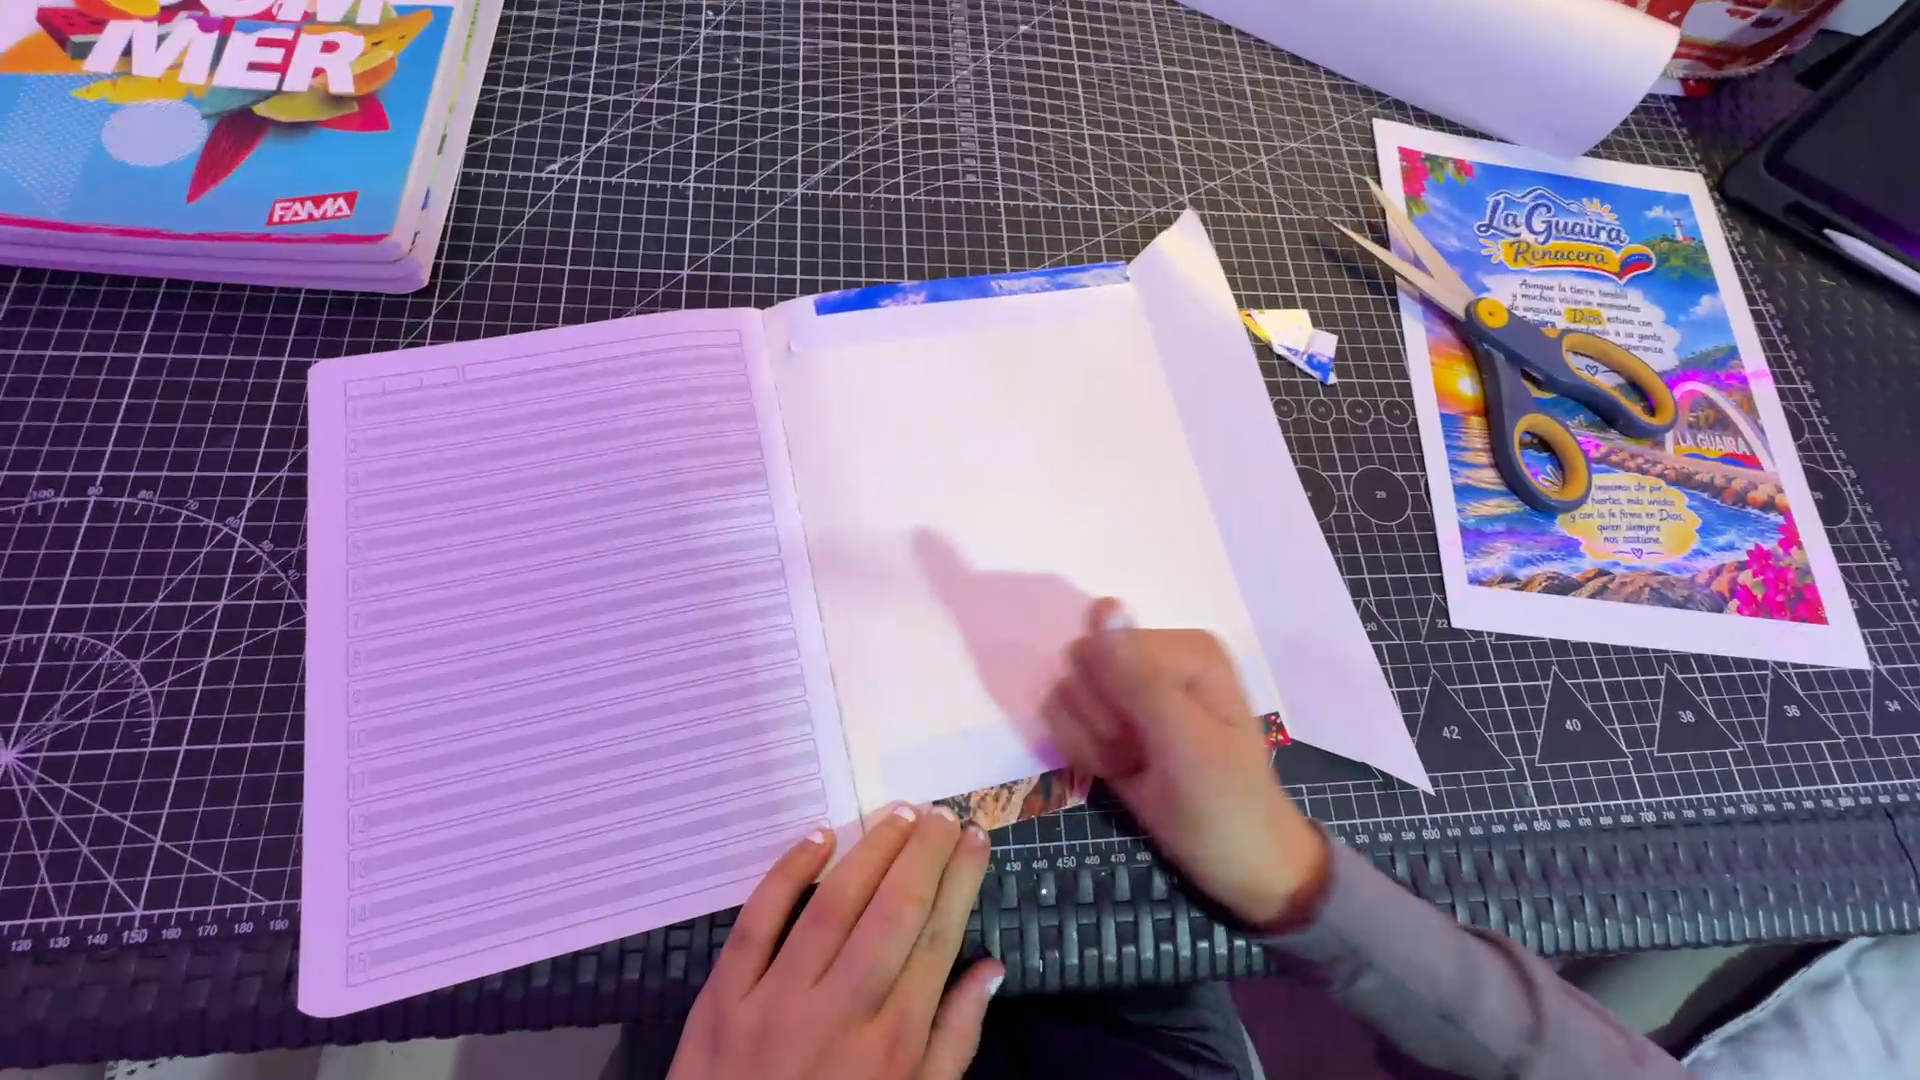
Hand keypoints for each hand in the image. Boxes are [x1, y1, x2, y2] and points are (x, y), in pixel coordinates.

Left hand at [668, 804, 1003, 1079]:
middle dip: (925, 853)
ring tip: (900, 813)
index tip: (976, 838)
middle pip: (893, 911)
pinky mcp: (723, 996)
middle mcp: (841, 1013)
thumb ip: (953, 1042)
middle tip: (942, 813)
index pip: (937, 939)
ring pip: (833, 905)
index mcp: (892, 1045)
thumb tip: (990, 968)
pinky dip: (788, 872)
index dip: (960, 880)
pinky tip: (821, 835)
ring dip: (872, 850)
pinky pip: (758, 921)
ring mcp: (777, 1001)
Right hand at [1041, 599, 1328, 926]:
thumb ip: (1137, 677)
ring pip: (1067, 698)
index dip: (1112, 702)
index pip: (1099, 650)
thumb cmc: (1223, 805)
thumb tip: (1104, 606)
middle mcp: (1153, 658)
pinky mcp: (1110, 719)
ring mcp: (1129, 689)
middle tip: (1145, 756)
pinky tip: (1124, 772)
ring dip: (1095, 745)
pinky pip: (1065, 722)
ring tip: (1139, 766)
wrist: (1240, 869)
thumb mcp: (1183, 743)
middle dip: (1102, 724)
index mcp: (1183, 649)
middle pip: (1079, 671)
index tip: (1149, 740)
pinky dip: (1087, 755)